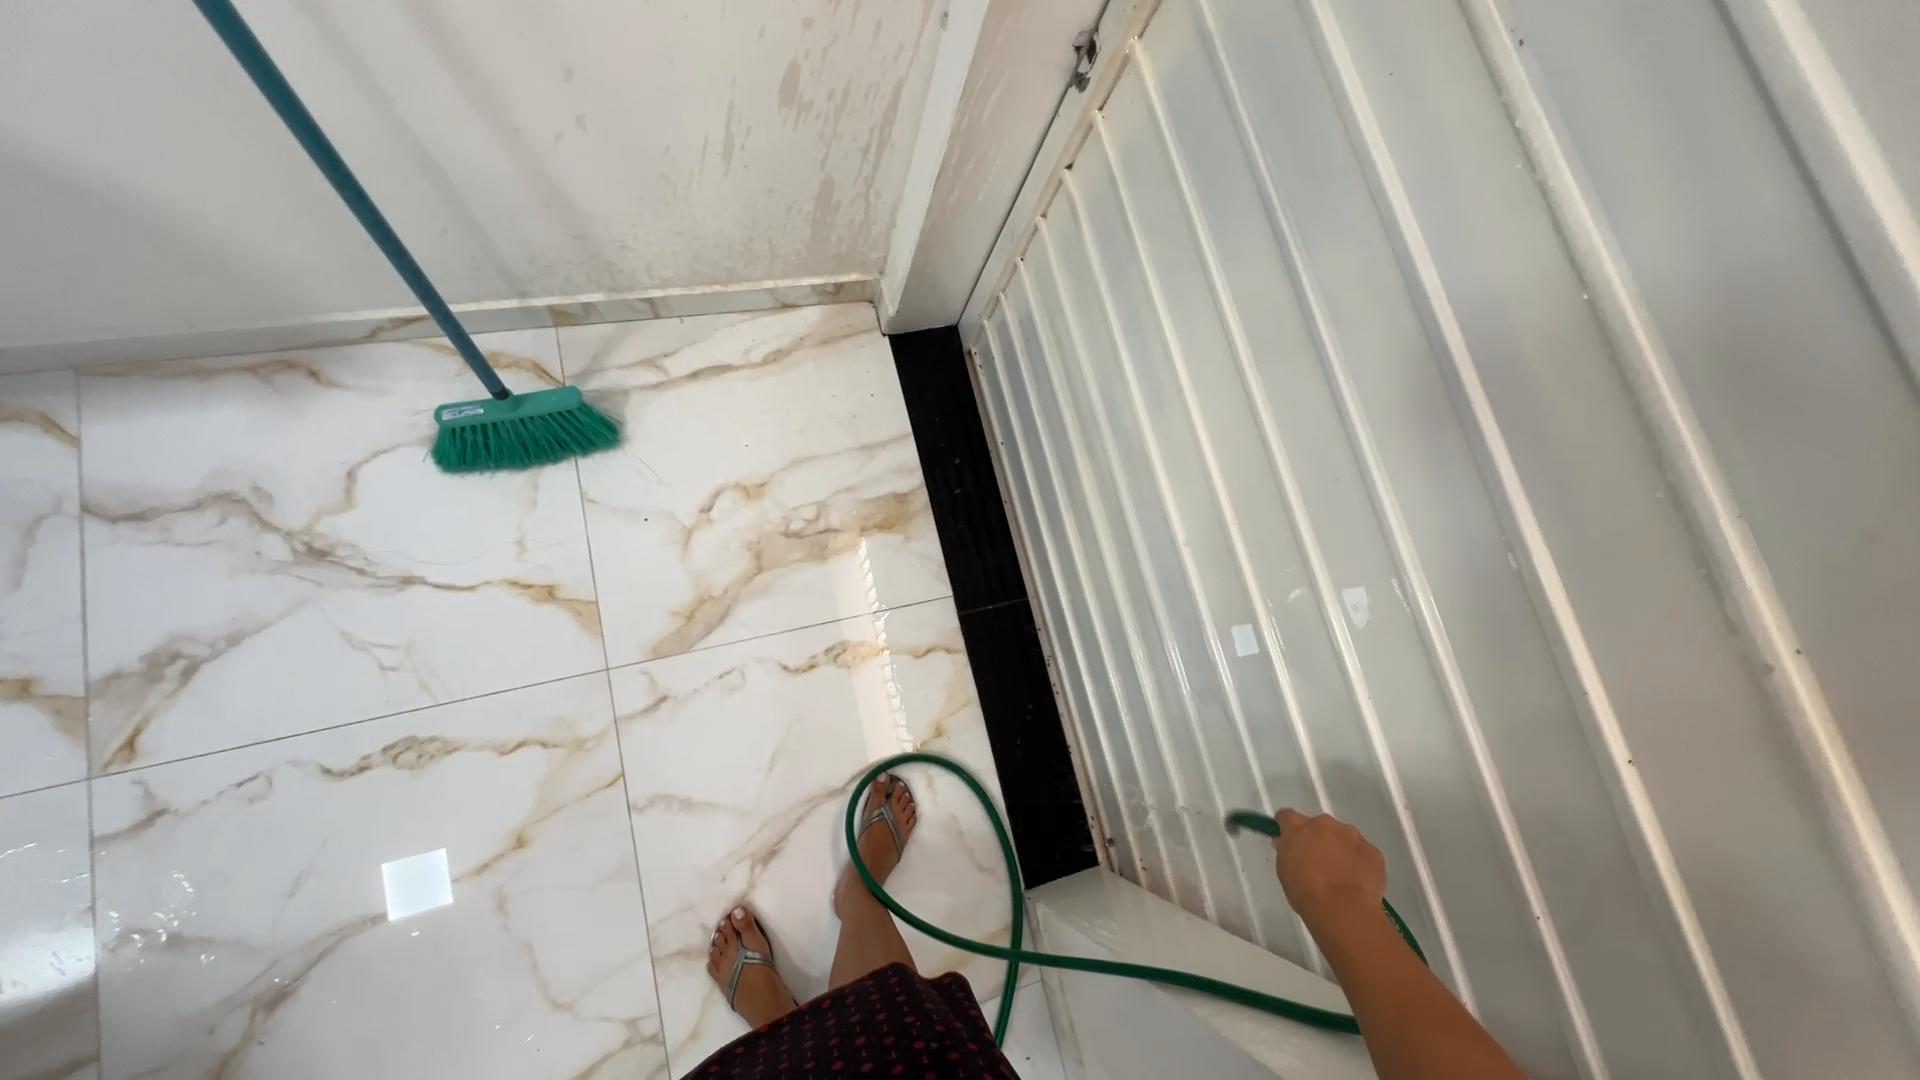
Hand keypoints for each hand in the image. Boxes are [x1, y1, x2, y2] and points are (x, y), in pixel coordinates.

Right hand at [1273, 809, 1386, 925]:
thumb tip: (1287, 844)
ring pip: (1344, 837)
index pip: (1287, 816)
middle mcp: (1325, 824)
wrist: (1343, 909)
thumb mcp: (1284, 870)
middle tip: (1318, 862)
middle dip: (1318, 839)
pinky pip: (1364, 853)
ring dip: (1341, 849)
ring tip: (1342, 875)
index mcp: (1298, 826)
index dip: (1287, 827)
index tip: (1288, 840)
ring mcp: (1352, 836)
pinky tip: (1358, 882)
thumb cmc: (1305, 891)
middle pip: (1319, 825)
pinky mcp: (1374, 851)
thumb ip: (1286, 851)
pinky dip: (1360, 863)